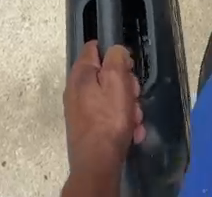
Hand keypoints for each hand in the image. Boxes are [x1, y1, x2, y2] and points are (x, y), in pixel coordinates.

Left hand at [64, 41, 144, 174]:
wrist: (98, 165)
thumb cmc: (109, 119)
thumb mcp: (117, 79)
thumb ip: (116, 57)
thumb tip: (116, 51)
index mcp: (80, 73)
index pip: (95, 47)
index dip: (115, 54)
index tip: (128, 66)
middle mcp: (76, 90)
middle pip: (106, 75)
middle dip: (126, 84)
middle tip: (134, 96)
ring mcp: (81, 110)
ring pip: (110, 97)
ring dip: (128, 106)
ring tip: (135, 120)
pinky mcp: (87, 128)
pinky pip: (108, 116)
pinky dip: (121, 121)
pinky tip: (132, 132)